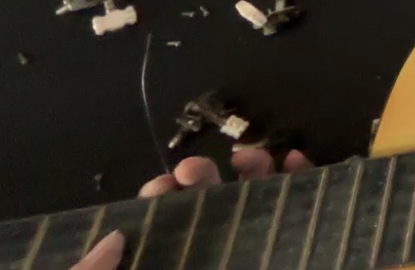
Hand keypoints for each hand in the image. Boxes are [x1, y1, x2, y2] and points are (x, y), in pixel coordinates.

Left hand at [69, 148, 313, 269]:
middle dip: (203, 181)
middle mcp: (206, 255)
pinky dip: (300, 178)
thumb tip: (114, 237)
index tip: (162, 186)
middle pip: (208, 212)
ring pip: (255, 206)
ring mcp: (245, 253)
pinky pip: (298, 210)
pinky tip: (295, 159)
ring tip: (248, 155)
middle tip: (194, 168)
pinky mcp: (285, 251)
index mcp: (161, 263)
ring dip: (253, 171)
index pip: (160, 231)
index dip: (160, 204)